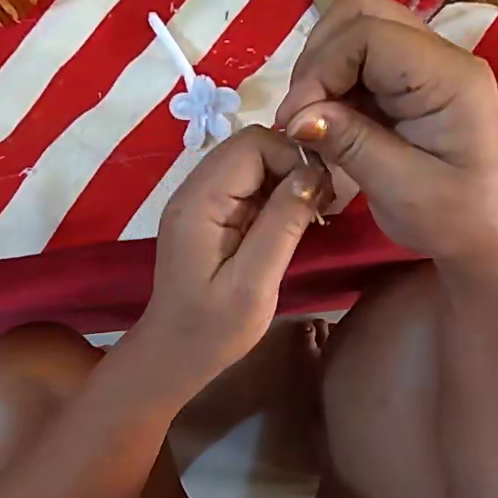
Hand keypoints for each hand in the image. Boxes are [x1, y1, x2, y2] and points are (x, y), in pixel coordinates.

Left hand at [131, 126, 328, 395]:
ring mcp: (199, 203)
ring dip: (285, 182)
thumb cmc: (213, 328)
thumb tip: (315, 174)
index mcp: (199, 201)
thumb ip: (282, 224)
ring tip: (310, 216)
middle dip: (292, 167)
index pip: (253, 144)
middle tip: (321, 206)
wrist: (175, 354)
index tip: (322, 195)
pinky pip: (246, 189)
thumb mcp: (253, 283)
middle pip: (252, 147)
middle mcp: (194, 191)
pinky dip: (273, 198)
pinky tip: (289, 224)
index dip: (294, 158)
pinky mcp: (208, 218)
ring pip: (251, 166)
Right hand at [275, 0, 497, 264]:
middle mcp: (438, 57)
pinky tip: (327, 125)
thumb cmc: (452, 220)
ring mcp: (424, 67)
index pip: (367, 34)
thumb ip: (349, 142)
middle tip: (299, 117)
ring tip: (311, 123)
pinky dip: (331, 87)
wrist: (484, 238)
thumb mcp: (398, 187)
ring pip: (355, 32)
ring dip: (321, 71)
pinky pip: (358, 64)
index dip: (319, 69)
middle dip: (317, 60)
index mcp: (448, 76)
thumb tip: (295, 117)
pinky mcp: (408, 85)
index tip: (293, 122)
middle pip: (360, 14)